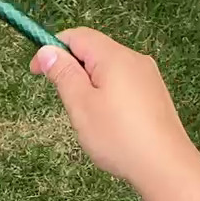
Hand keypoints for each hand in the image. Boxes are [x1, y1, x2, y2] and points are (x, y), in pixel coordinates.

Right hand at [29, 28, 197, 188]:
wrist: (163, 164)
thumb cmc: (117, 136)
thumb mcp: (81, 105)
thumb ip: (64, 75)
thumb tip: (48, 50)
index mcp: (114, 57)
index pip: (78, 36)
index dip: (53, 49)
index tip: (36, 72)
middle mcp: (134, 59)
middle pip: (95, 51)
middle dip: (72, 69)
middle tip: (65, 103)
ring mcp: (148, 76)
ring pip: (108, 70)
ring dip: (89, 85)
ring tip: (87, 118)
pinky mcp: (154, 94)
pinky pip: (123, 84)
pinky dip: (106, 94)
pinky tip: (108, 123)